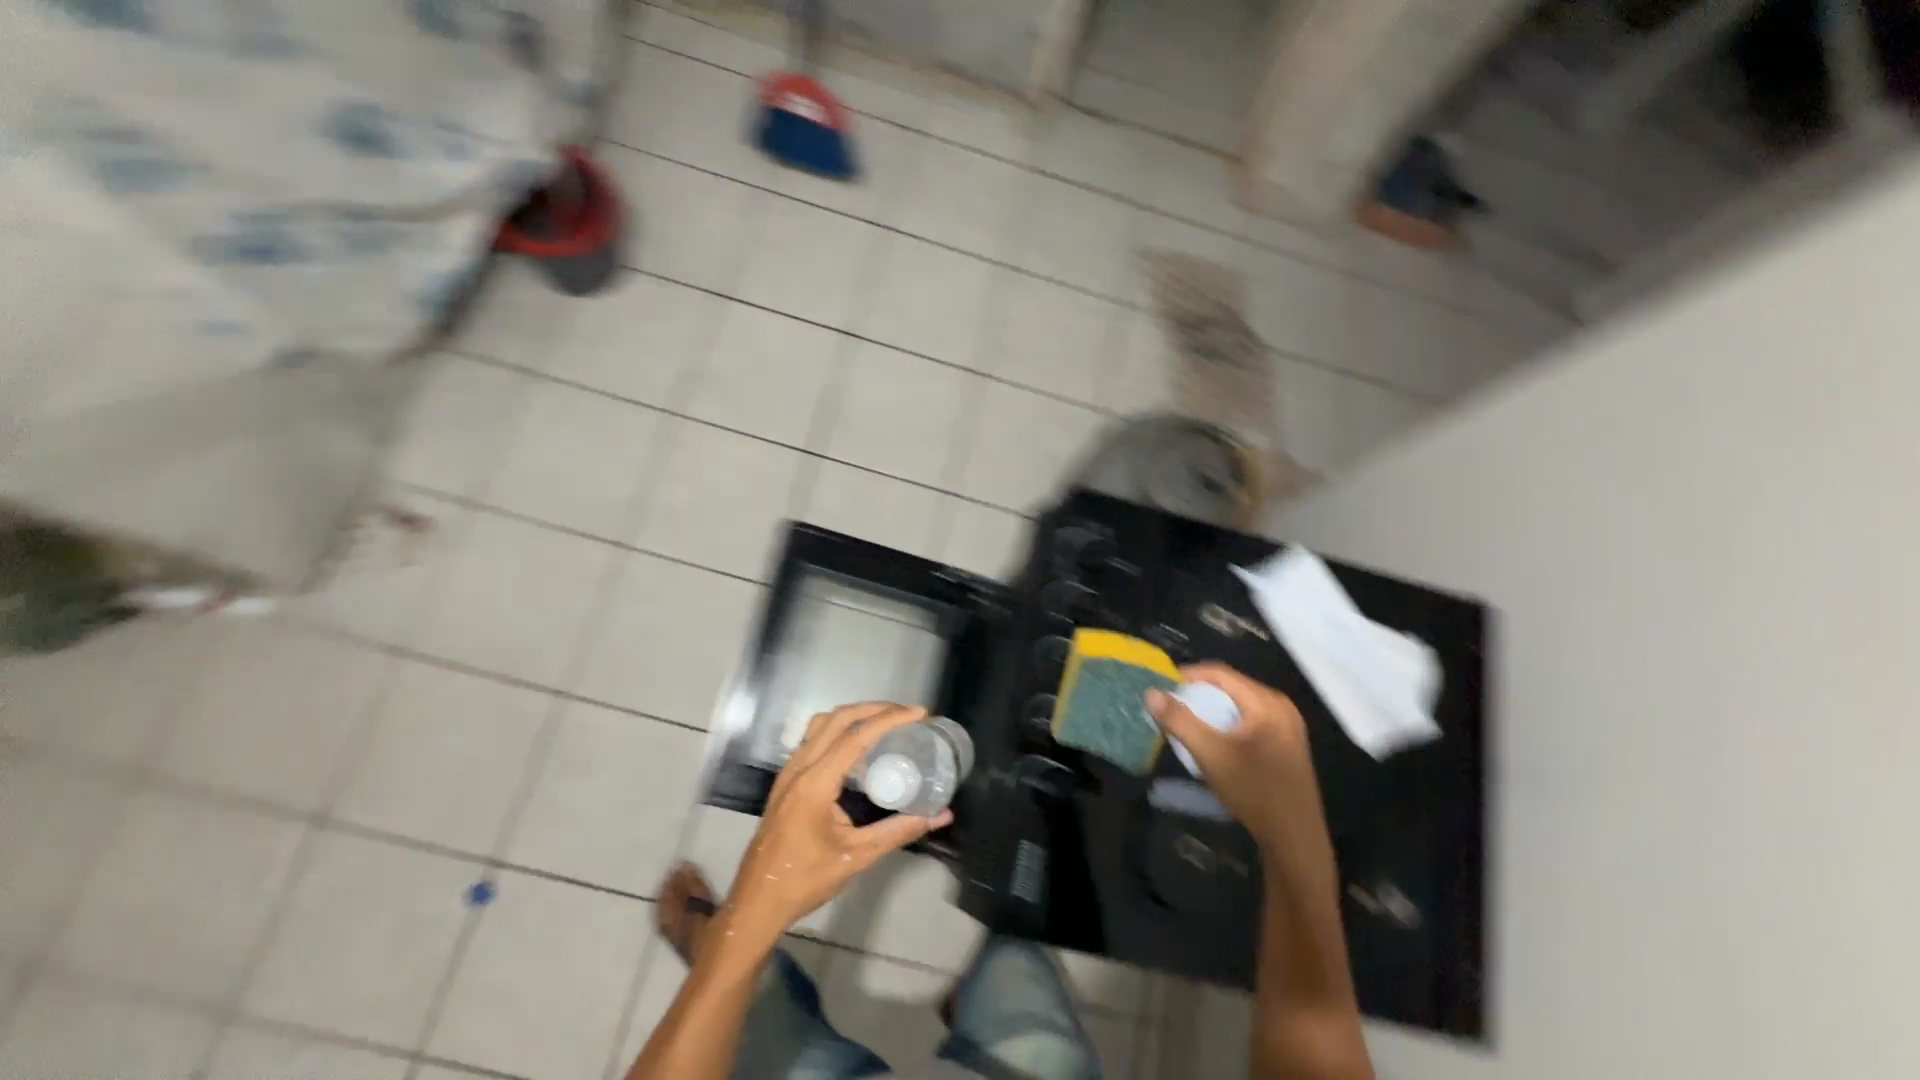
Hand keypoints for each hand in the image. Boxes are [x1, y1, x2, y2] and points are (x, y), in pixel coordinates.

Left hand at [725, 703, 951, 942]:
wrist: (757, 901)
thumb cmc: (805, 880)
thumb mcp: (857, 856)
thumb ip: (899, 830)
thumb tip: (940, 815)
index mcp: (814, 783)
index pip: (855, 736)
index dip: (889, 719)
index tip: (919, 713)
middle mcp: (798, 769)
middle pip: (837, 719)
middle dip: (874, 709)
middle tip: (907, 714)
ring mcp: (788, 773)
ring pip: (821, 725)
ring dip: (854, 716)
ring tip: (885, 723)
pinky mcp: (786, 782)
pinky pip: (813, 740)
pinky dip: (839, 731)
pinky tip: (859, 749)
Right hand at [1145, 663, 1320, 850]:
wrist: (1295, 838)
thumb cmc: (1254, 792)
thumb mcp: (1211, 755)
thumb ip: (1180, 722)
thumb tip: (1151, 693)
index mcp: (1267, 703)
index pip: (1221, 673)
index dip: (1188, 675)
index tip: (1162, 688)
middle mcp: (1282, 707)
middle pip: (1232, 687)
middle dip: (1199, 693)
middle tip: (1172, 708)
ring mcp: (1289, 726)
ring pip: (1241, 705)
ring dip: (1213, 709)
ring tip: (1189, 724)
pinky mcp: (1288, 744)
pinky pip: (1251, 720)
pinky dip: (1229, 723)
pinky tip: (1216, 741)